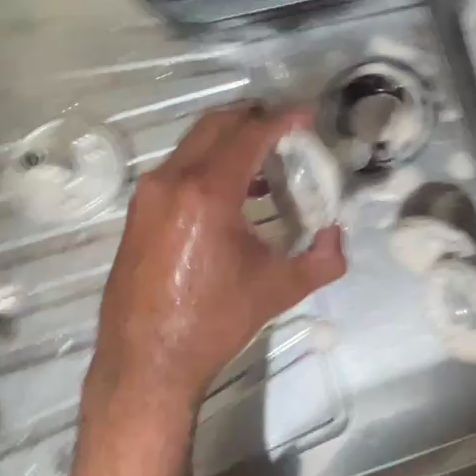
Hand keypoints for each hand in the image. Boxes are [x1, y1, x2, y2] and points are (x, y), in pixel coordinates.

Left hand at [90, 105, 346, 409]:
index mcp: (208, 193)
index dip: (281, 118)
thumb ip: (324, 258)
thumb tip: (337, 234)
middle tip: (287, 125)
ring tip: (267, 156)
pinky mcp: (139, 212)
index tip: (307, 114)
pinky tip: (236, 188)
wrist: (147, 362)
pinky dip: (210, 161)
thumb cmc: (216, 321)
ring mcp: (149, 195)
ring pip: (193, 143)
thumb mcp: (281, 289)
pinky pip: (179, 167)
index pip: (249, 135)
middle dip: (254, 116)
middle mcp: (172, 181)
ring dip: (230, 138)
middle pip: (215, 125)